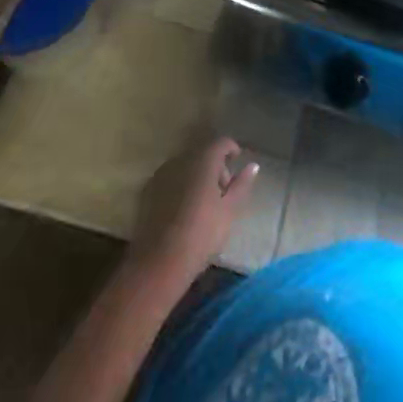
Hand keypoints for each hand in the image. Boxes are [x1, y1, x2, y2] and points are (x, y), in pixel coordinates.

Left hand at [128, 135, 259, 282]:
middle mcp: (180, 159)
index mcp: (202, 161)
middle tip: (224, 191)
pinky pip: (171, 177)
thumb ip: (241, 185)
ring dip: (198, 175)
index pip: (220, 142)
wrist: (161, 259)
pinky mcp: (149, 188)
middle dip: (215, 166)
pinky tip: (185, 208)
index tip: (238, 161)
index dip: (231, 148)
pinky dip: (181, 184)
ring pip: (185, 165)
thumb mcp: (229, 210)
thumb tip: (253, 165)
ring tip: (206, 202)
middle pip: (202, 153)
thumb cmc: (203, 233)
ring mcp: (162, 173)